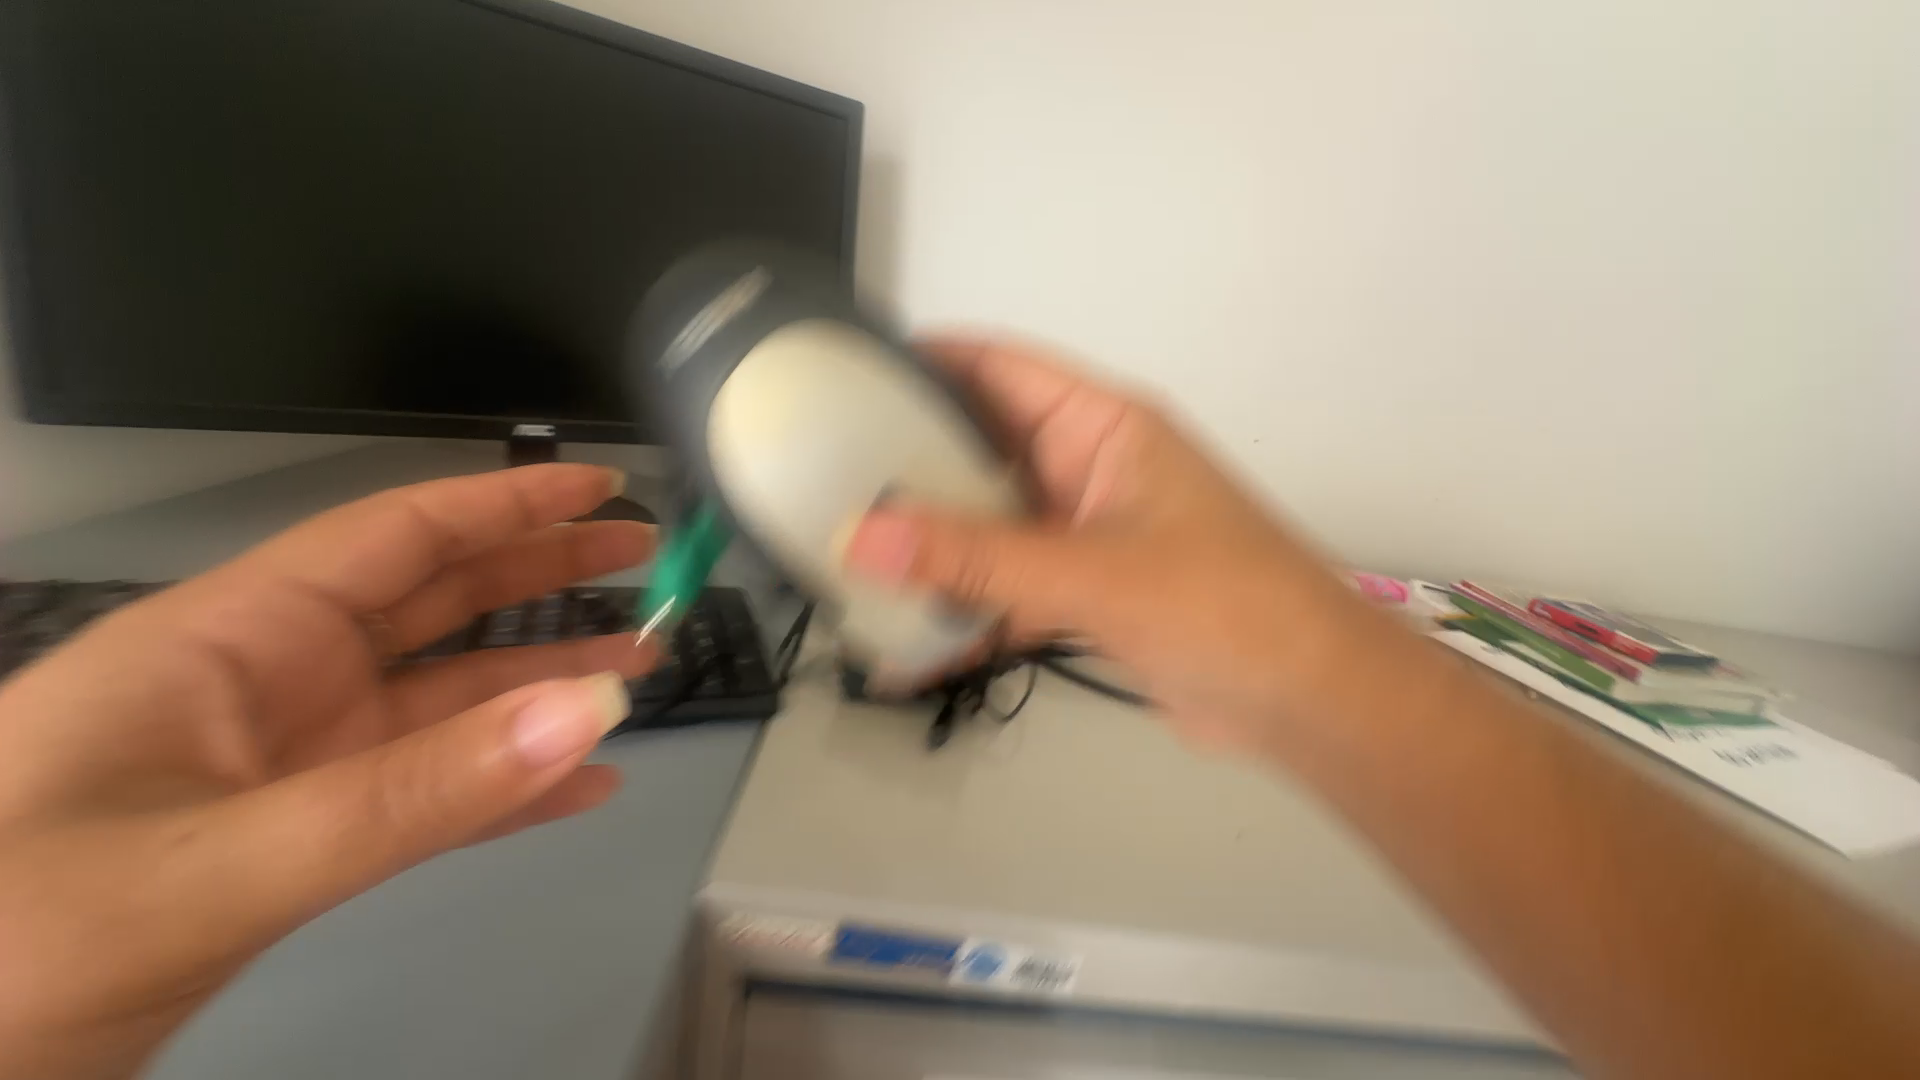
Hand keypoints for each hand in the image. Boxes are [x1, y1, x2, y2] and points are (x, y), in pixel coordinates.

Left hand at [0, 465, 655, 1079]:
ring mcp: (296, 765)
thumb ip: (414, 791)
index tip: (600, 486)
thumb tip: (591, 709)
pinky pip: (441, 791)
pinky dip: (517, 784)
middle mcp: (275, 686)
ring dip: (549, 682)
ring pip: (453, 698)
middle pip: (441, 601)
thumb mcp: (206, 869)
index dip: (508, 502)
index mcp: (233, 641)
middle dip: (547, 574)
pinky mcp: (310, 838)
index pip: (400, 536)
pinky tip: (586, 786)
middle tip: (646, 563)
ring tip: (640, 669)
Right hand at [844, 336, 1380, 751]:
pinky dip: (966, 611)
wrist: (1307, 701)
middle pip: (984, 448)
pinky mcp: (1086, 594)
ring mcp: (1086, 535)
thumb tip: (862, 536)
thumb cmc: (1221, 606)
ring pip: (991, 525)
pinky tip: (907, 642)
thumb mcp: (1092, 572)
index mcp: (1102, 427)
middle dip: (912, 463)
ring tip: (849, 556)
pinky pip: (1008, 589)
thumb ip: (976, 559)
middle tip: (827, 475)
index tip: (849, 371)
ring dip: (934, 546)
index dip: (927, 359)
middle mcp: (1088, 470)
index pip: (1000, 368)